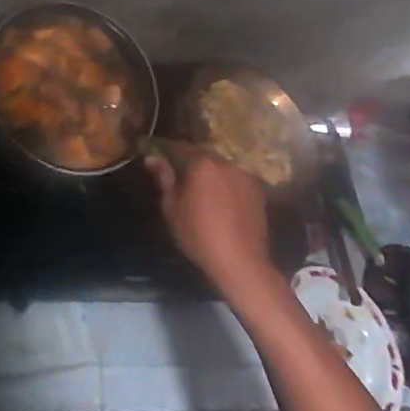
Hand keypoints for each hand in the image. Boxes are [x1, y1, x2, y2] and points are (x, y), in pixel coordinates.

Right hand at [144, 146, 274, 292]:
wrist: (242, 262)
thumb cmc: (198, 234)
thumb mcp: (171, 207)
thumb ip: (164, 178)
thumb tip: (152, 158)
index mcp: (201, 163)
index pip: (176, 147)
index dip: (162, 151)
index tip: (152, 157)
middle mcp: (224, 163)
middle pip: (199, 153)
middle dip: (185, 159)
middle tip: (174, 171)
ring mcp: (244, 175)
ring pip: (218, 164)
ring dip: (205, 169)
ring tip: (196, 183)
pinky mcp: (257, 189)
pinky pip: (233, 176)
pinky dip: (222, 179)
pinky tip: (216, 195)